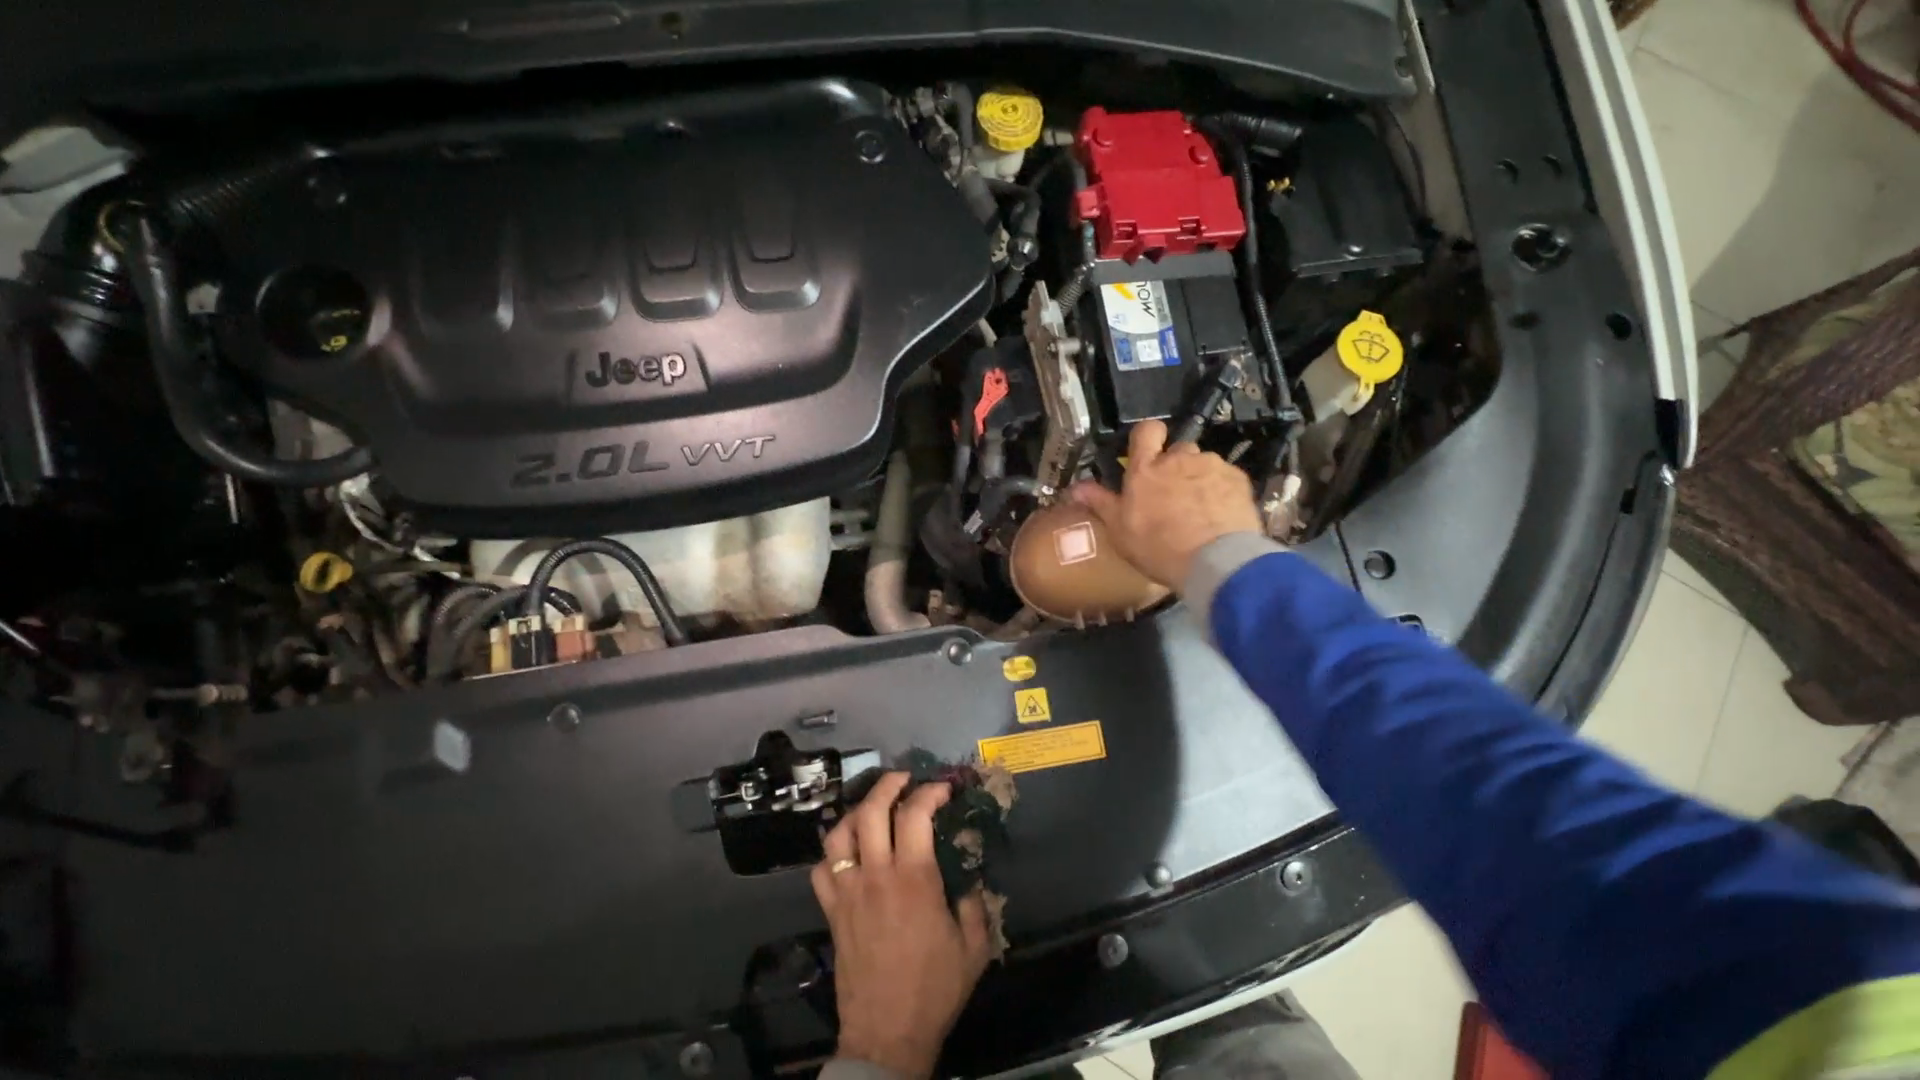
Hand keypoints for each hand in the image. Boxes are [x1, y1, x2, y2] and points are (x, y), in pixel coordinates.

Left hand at [812, 772, 993, 1078]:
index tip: (944, 788)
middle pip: (870, 811)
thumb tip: (972, 878)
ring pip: (838, 833)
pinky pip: (821, 868)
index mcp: (914, 879)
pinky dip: (832, 851)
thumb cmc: (934, 989)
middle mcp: (876, 876)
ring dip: (855, 810)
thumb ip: (976, 905)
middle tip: (904, 778)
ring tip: (873, 806)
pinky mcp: (831, 911)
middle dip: (888, 785)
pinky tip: (847, 851)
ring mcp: (848, 892)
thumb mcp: (974, 948)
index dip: (930, 792)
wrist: (887, 1032)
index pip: (915, 814)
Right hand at [1070, 419, 1263, 587]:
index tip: (1148, 451)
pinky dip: (1222, 491)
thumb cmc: (1159, 547)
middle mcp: (1179, 459)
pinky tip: (1220, 516)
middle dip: (1176, 466)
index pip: (1146, 431)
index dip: (1148, 437)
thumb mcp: (1120, 531)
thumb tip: (1075, 487)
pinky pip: (1227, 478)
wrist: (1215, 561)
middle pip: (1178, 449)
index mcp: (1146, 470)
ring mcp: (1211, 467)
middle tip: (1173, 495)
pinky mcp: (1238, 480)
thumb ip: (1101, 504)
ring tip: (1201, 510)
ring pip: (1204, 464)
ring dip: (1200, 479)